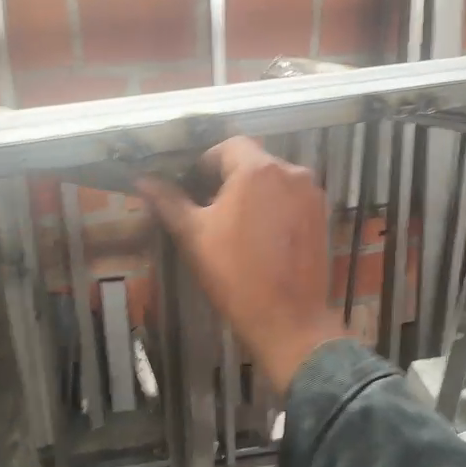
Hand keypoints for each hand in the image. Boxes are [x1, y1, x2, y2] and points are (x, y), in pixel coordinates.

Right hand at [140, 137, 348, 392]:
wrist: (287, 320)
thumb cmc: (235, 276)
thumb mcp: (194, 236)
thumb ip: (169, 202)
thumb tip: (143, 181)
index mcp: (258, 170)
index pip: (227, 146)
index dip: (205, 163)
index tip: (190, 188)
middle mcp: (292, 172)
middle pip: (253, 161)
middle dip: (229, 179)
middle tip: (207, 210)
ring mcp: (312, 195)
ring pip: (274, 181)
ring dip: (253, 194)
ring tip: (233, 226)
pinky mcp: (322, 217)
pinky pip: (292, 200)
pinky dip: (274, 208)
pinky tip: (260, 237)